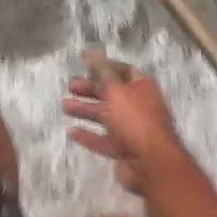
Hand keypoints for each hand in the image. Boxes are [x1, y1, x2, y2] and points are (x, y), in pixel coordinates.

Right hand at [62, 66, 184, 195]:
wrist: (152, 164)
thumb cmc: (134, 120)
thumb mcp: (115, 90)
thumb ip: (101, 72)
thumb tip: (90, 52)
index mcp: (141, 87)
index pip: (122, 70)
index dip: (103, 65)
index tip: (83, 62)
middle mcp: (137, 106)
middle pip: (111, 93)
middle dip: (90, 89)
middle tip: (70, 86)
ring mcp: (131, 129)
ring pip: (105, 116)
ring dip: (85, 110)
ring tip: (64, 106)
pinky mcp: (124, 150)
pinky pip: (103, 139)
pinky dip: (88, 135)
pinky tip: (72, 132)